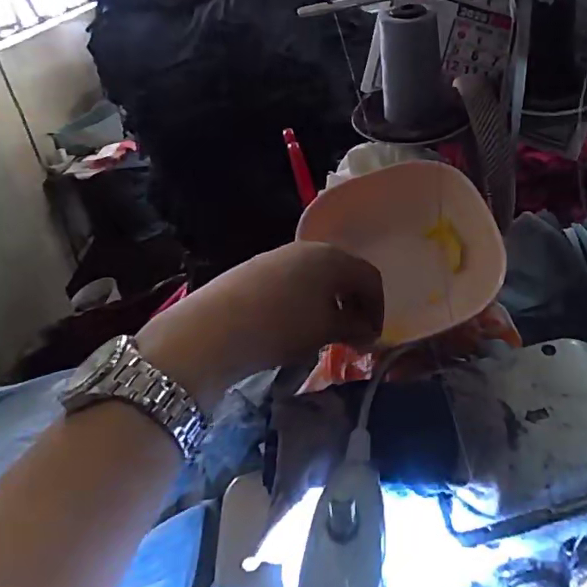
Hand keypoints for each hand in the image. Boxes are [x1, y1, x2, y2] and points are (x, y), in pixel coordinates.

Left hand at [136, 241, 383, 402]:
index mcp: (333, 258)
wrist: (209, 331)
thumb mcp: (325, 331)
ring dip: (329, 303)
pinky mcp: (254, 269)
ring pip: (317, 277)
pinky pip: (292, 281)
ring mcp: (278, 256)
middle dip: (354, 304)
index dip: (378, 308)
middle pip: (344, 273)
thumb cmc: (281, 327)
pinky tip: (291, 325)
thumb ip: (354, 328)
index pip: (370, 277)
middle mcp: (309, 248)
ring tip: (323, 332)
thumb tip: (366, 332)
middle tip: (353, 335)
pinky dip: (303, 301)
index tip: (373, 337)